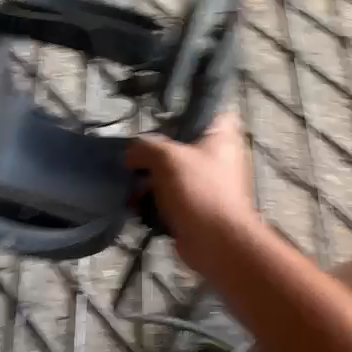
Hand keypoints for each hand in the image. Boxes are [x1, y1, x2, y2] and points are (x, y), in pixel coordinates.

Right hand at [126, 112, 259, 270]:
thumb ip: (144, 147)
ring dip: (151, 181)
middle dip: (158, 151)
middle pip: (184, 146)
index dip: (192, 108)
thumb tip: (131, 154)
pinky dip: (155, 203)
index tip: (167, 113)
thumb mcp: (166, 157)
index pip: (213, 111)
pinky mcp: (198, 211)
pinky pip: (171, 200)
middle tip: (136, 154)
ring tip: (130, 184)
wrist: (216, 244)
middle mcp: (219, 159)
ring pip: (174, 175)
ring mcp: (209, 187)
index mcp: (222, 138)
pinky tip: (136, 205)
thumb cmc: (198, 190)